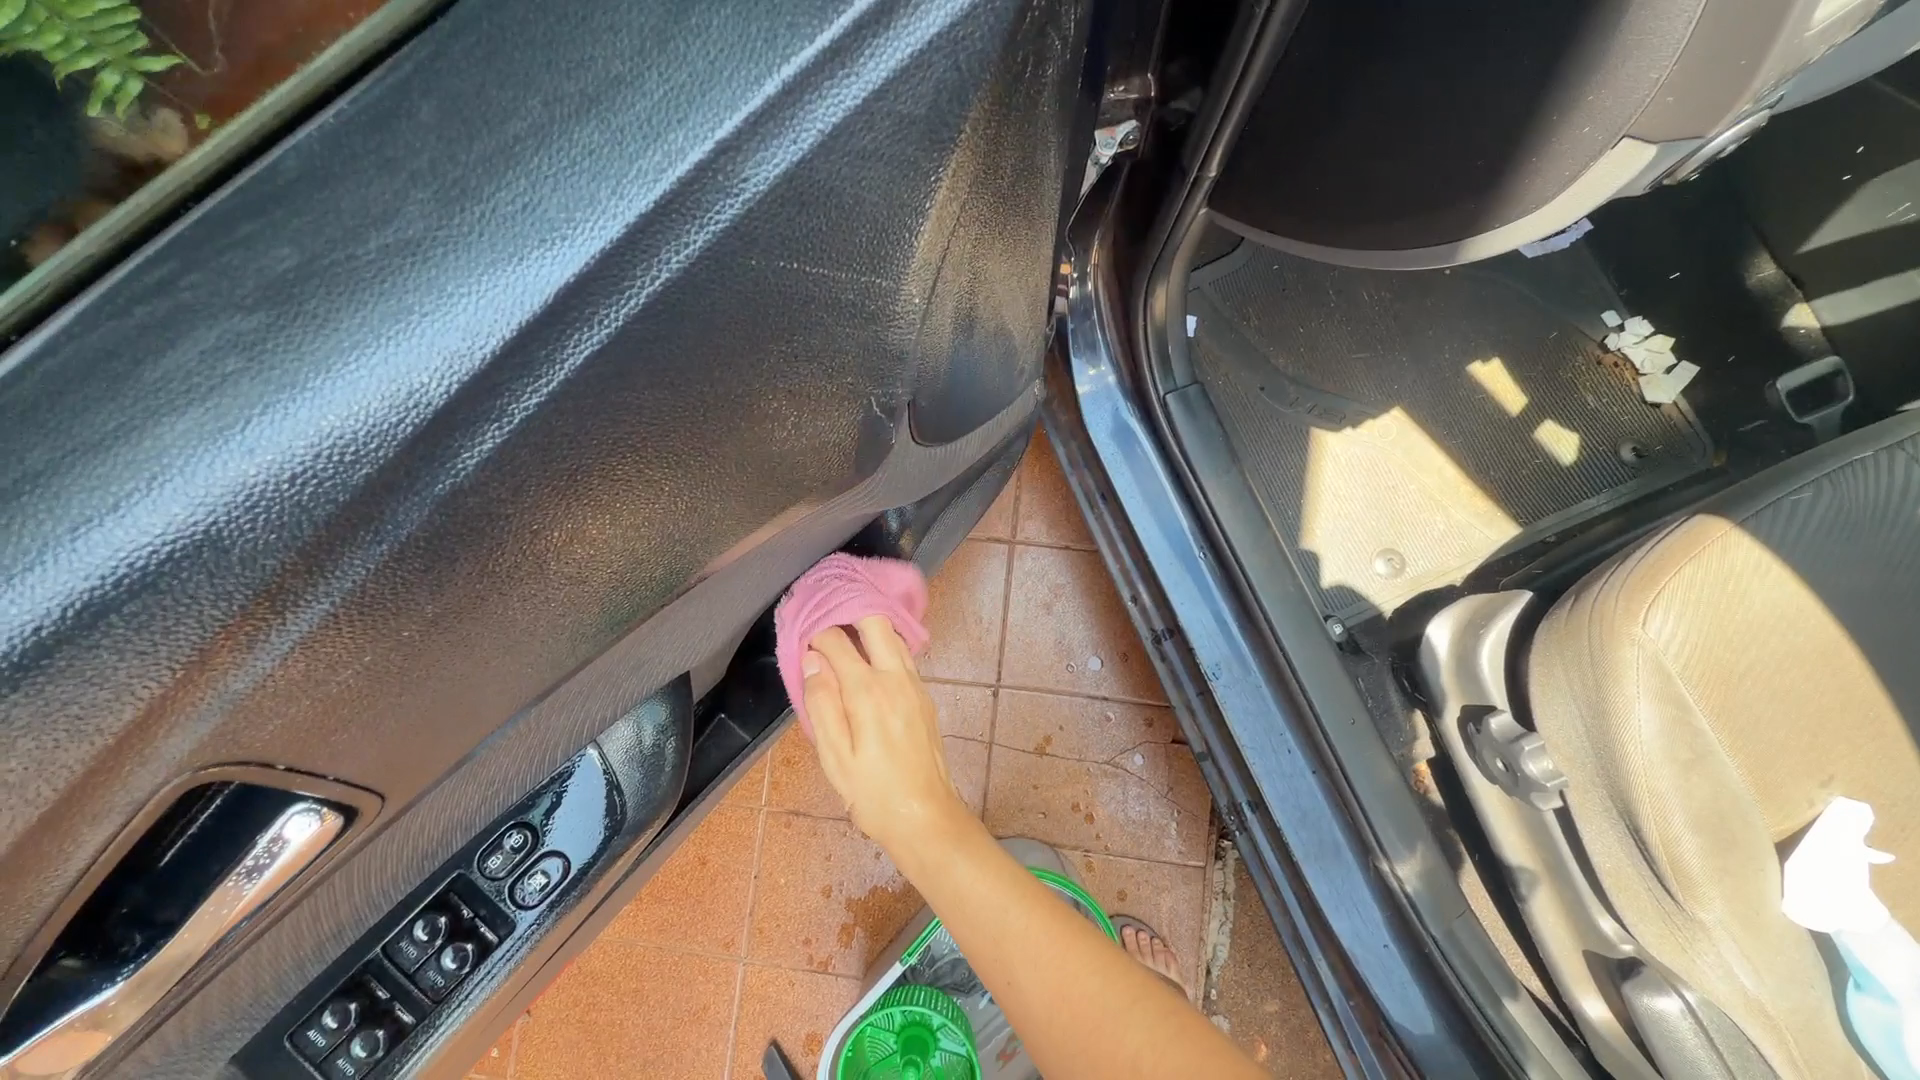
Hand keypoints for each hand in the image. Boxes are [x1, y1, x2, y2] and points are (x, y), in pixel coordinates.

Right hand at [802, 617, 970, 855]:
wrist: (925, 816)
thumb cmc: (873, 793)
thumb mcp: (834, 757)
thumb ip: (821, 703)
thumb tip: (812, 661)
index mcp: (868, 692)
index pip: (837, 641)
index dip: (816, 633)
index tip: (802, 639)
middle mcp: (896, 679)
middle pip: (876, 622)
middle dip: (849, 613)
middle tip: (827, 625)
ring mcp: (916, 685)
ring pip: (894, 636)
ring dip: (870, 628)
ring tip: (845, 637)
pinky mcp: (925, 697)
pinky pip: (904, 657)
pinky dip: (885, 647)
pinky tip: (870, 662)